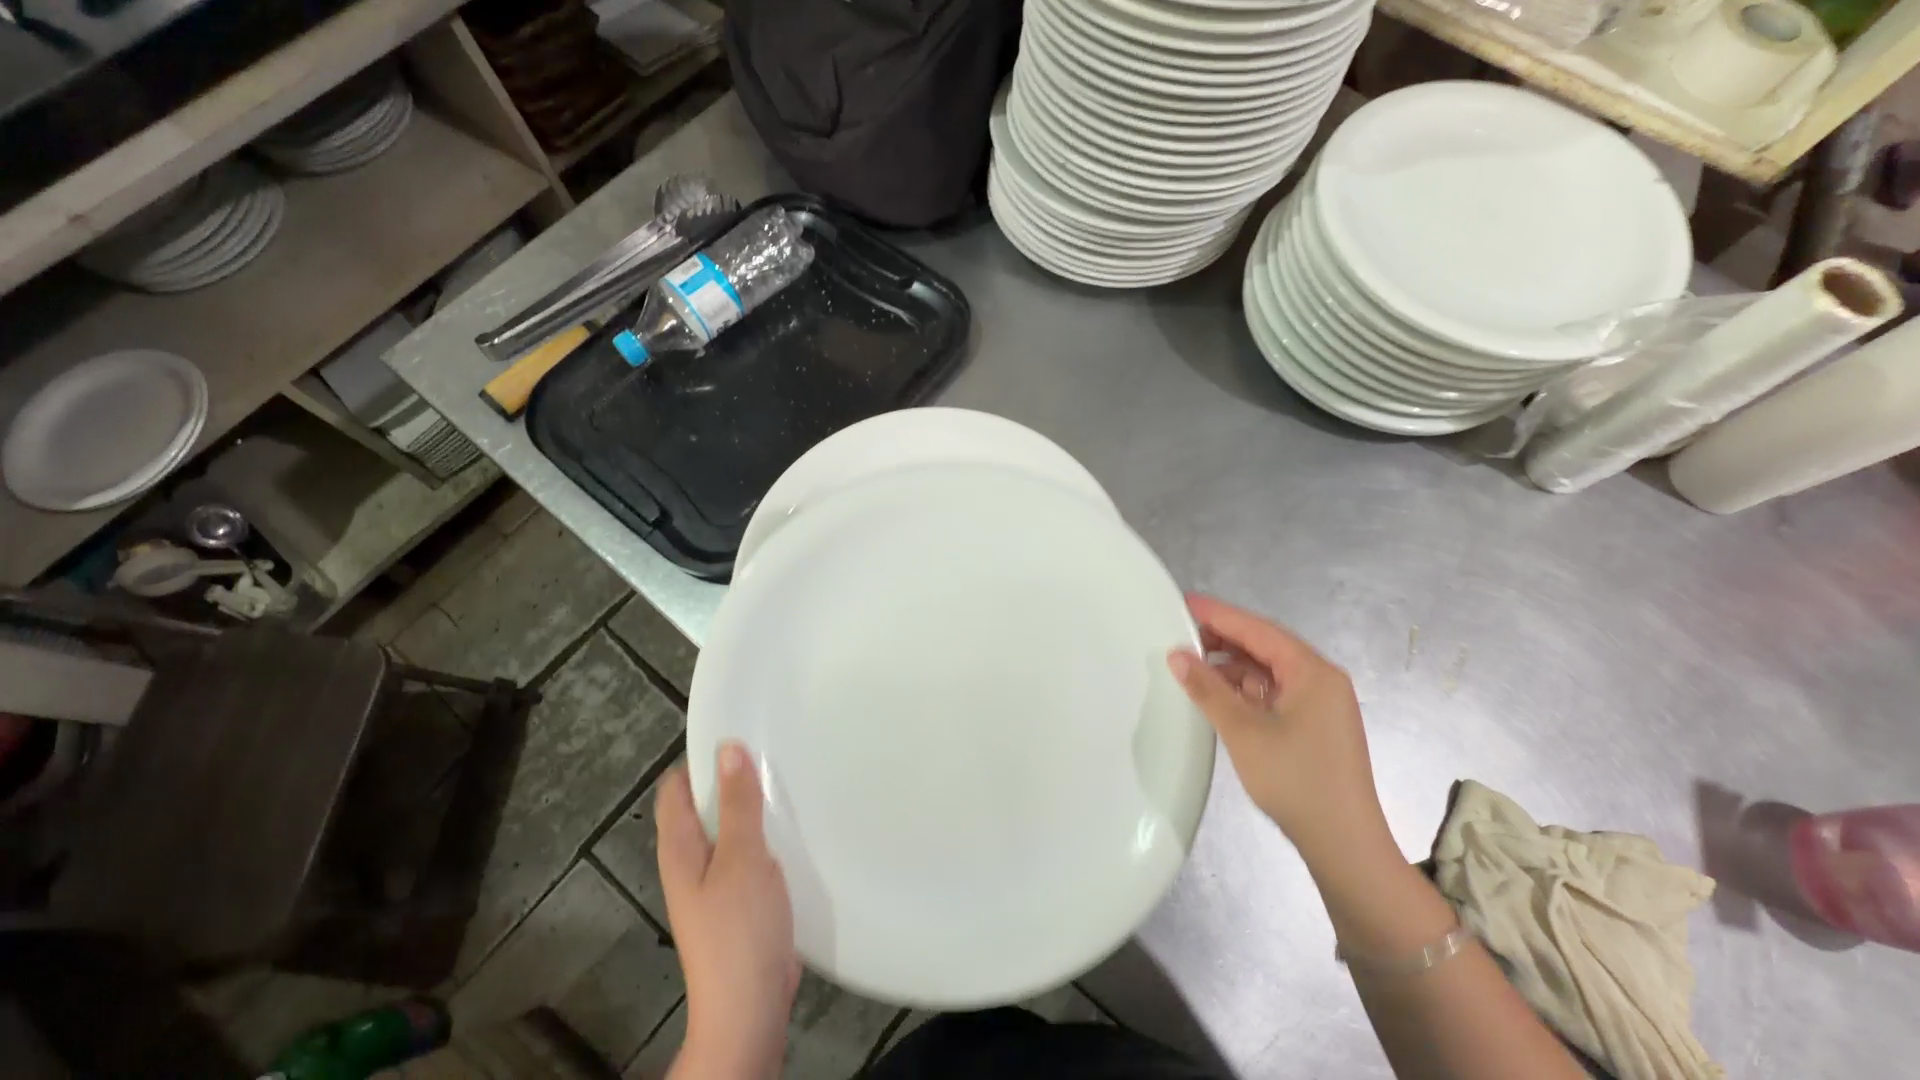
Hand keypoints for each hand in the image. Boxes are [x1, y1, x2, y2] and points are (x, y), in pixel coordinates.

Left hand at [656, 743, 798, 1079]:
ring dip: (755, 812)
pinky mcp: (741, 903)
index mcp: (680, 848)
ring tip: (790, 785)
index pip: (677, 788)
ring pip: (732, 832)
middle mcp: (691, 862)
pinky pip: (750, 858)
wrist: (749, 1007)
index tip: (741, 734)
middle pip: (706, 807)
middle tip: (775, 754)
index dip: (702, 759)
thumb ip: (738, 804)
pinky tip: (795, 835)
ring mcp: (716, 885)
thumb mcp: (742, 857)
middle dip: (735, 780)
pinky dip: (767, 841)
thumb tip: (727, 749)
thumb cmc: (739, 930)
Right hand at [1167, 594, 1394, 868]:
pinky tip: (1219, 697)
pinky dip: (1246, 691)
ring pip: (1270, 672)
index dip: (1220, 615)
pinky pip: (1276, 693)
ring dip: (1233, 667)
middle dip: (1225, 640)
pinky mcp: (1316, 727)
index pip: (1259, 630)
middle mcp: (1322, 680)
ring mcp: (1322, 705)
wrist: (1343, 842)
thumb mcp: (1243, 732)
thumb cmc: (1295, 780)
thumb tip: (1177, 655)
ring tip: (1192, 667)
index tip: (1184, 603)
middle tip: (1181, 635)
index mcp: (1313, 672)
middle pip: (1267, 646)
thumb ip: (1208, 689)